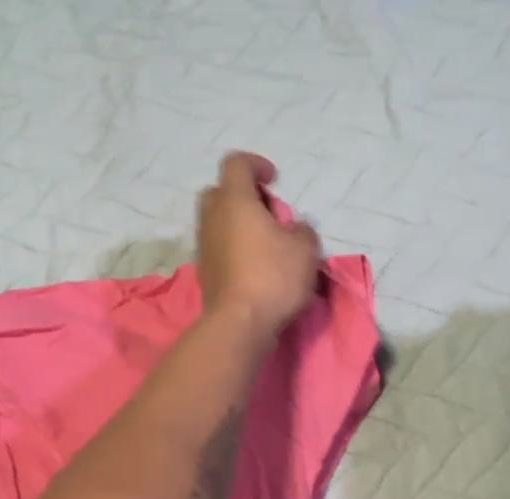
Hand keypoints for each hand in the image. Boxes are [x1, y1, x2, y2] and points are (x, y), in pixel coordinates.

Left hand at [195, 152, 321, 336]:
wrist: (239, 324)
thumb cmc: (273, 277)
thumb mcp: (305, 249)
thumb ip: (302, 230)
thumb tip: (293, 230)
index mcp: (235, 200)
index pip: (237, 164)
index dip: (256, 165)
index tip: (274, 180)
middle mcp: (212, 218)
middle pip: (220, 192)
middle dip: (242, 196)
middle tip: (266, 214)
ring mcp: (204, 246)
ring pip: (218, 222)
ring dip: (238, 226)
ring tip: (264, 245)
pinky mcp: (204, 273)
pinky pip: (219, 249)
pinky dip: (234, 250)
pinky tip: (254, 268)